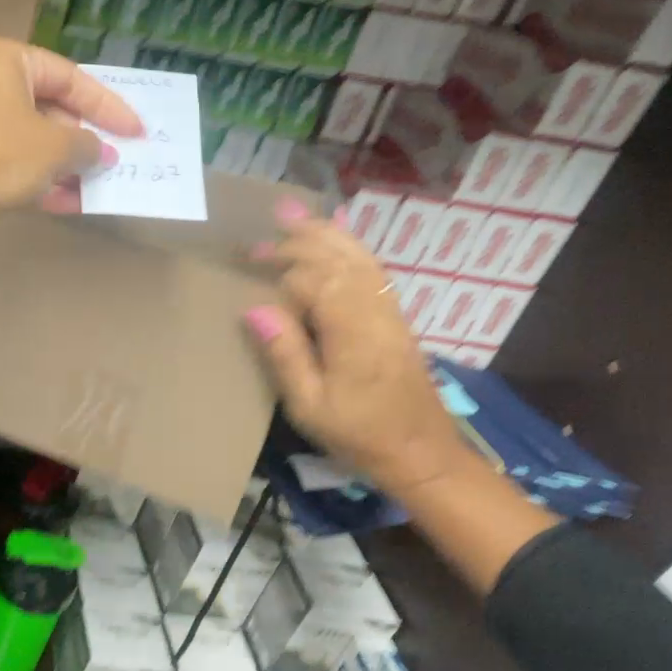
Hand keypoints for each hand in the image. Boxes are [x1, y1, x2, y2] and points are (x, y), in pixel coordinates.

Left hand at [0, 39, 142, 213]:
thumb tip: (100, 152)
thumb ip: (86, 146)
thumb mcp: (55, 147)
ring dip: (62, 165)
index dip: (107, 106)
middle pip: (47, 108)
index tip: (137, 132)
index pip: (70, 77)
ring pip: (28, 141)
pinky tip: (66, 203)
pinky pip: (8, 166)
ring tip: (98, 186)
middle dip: (83, 138)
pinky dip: (35, 181)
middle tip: (116, 161)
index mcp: (7, 60)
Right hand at [241, 198, 469, 494]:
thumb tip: (255, 307)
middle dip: (301, 239)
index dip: (282, 268)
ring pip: (359, 259)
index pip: (314, 281)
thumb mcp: (310, 406)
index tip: (248, 262)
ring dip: (326, 234)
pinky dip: (353, 246)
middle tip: (264, 226)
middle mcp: (375, 313)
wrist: (423, 456)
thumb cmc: (359, 436)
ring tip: (294, 214)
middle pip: (338, 260)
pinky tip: (338, 232)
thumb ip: (285, 354)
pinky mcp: (396, 318)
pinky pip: (374, 270)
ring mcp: (390, 313)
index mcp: (352, 334)